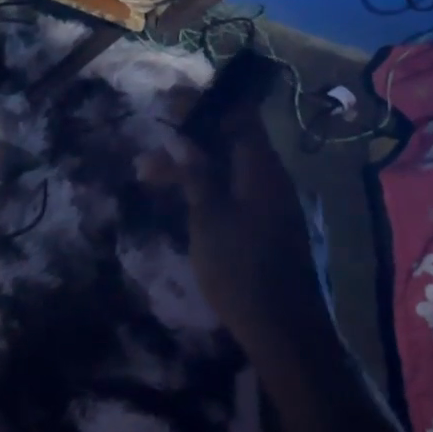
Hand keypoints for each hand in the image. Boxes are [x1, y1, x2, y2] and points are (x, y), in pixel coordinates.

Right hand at [163, 103, 338, 354]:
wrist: (285, 332)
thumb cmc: (242, 269)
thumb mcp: (208, 218)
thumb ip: (196, 174)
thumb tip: (182, 137)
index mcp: (264, 173)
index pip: (240, 119)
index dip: (207, 104)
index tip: (170, 99)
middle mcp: (274, 182)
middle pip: (231, 143)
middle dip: (188, 140)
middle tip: (147, 152)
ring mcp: (275, 205)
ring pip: (229, 169)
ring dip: (191, 167)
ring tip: (148, 178)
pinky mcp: (270, 226)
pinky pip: (235, 190)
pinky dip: (206, 186)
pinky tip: (179, 198)